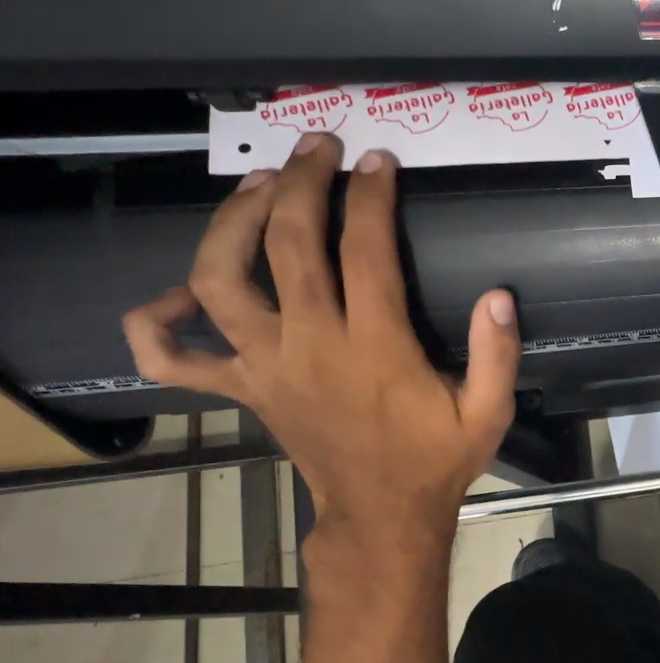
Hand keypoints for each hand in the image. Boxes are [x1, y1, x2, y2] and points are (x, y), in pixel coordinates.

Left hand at [122, 133, 520, 546]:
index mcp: (374, 348)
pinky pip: (172, 357)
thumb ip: (498, 354)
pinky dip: (157, 320)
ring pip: (217, 280)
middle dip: (300, 184)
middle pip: (285, 246)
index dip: (369, 199)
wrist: (384, 514)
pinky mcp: (242, 388)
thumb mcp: (490, 412)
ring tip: (256, 188)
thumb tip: (499, 296)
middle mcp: (309, 345)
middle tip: (318, 149)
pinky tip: (178, 294)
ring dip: (229, 222)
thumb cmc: (439, 459)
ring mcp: (264, 365)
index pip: (362, 253)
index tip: (378, 163)